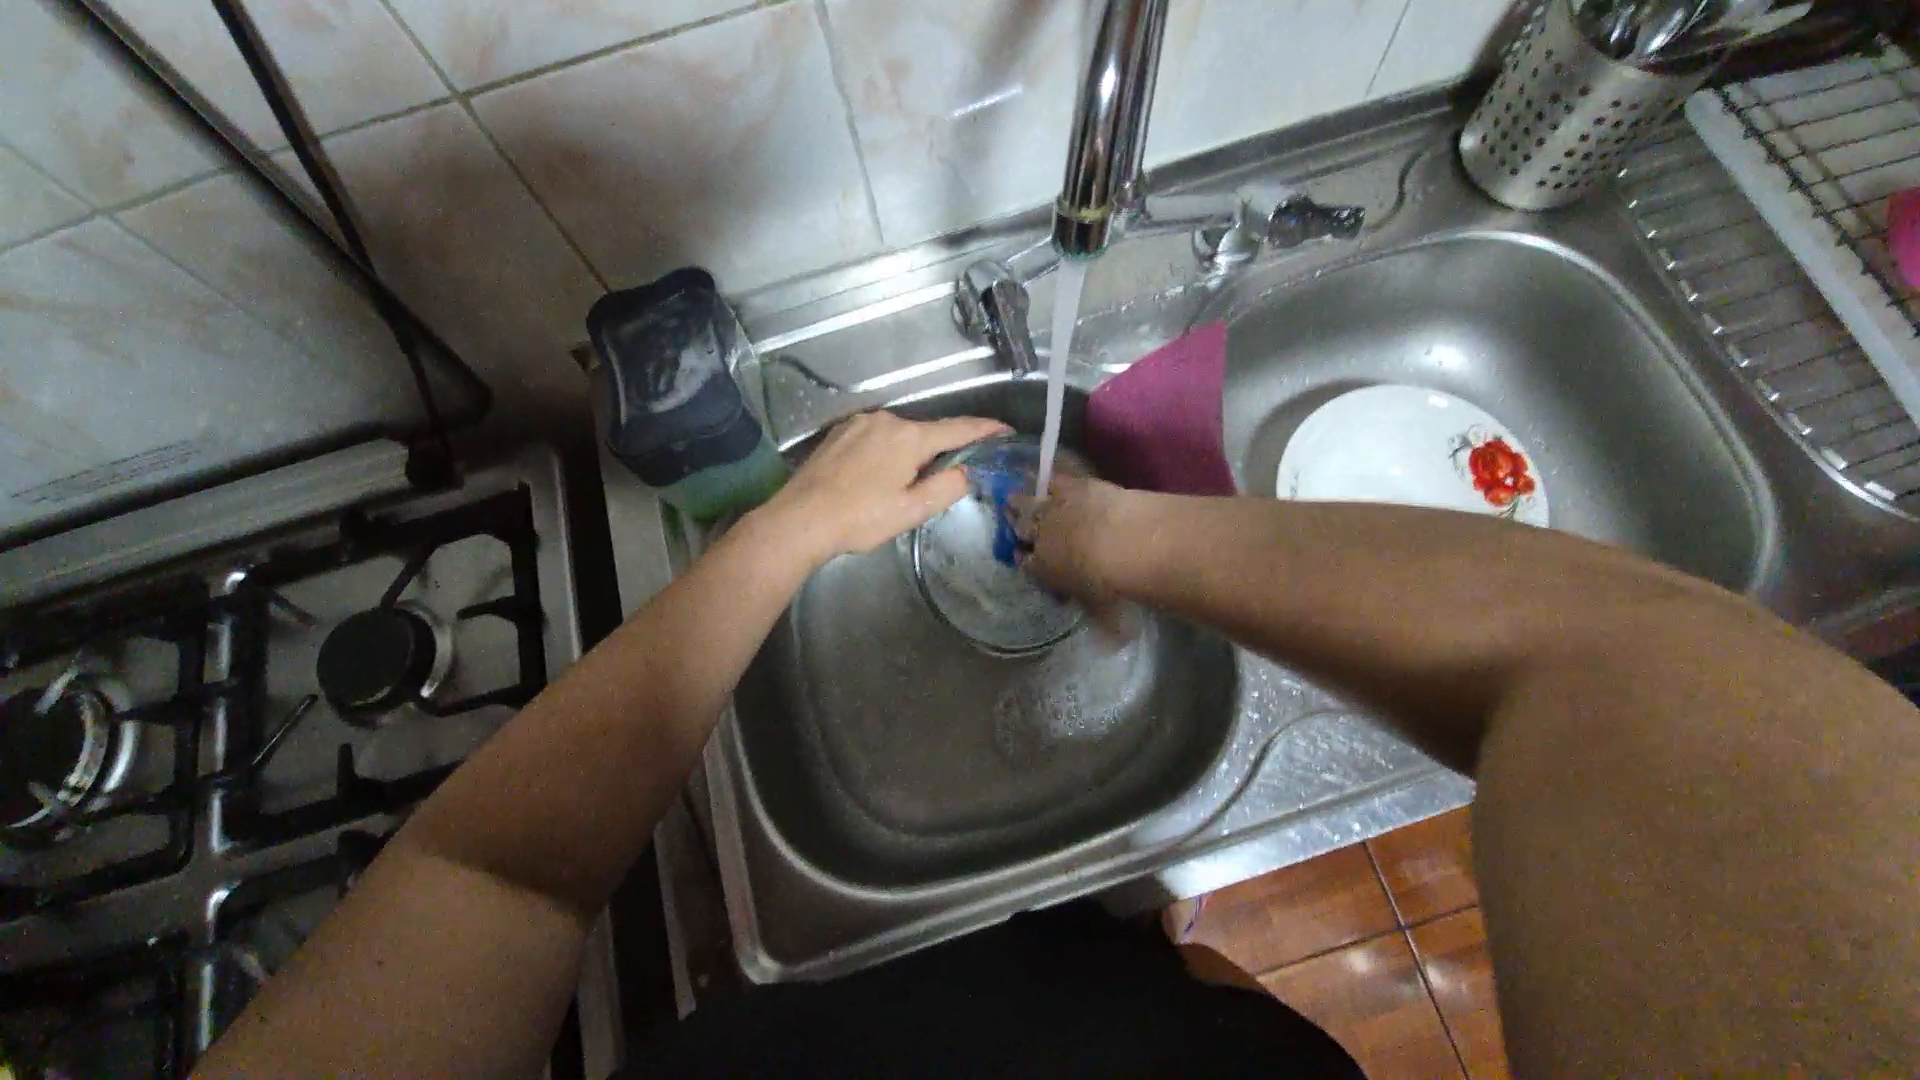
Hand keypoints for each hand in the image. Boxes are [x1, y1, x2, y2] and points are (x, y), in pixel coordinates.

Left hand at [754, 411, 1008, 565]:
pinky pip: (874, 439)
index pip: (958, 429)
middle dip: (939, 452)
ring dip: (908, 455)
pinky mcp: (838, 434)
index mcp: (909, 437)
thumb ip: (947, 488)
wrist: (800, 519)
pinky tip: (874, 478)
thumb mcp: (912, 510)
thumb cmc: (860, 518)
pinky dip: (884, 454)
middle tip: (942, 482)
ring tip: (901, 487)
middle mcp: (886, 421)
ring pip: (898, 436)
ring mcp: (858, 424)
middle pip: (926, 433)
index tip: (1005, 429)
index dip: (984, 430)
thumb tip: (966, 472)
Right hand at [1012, 471, 1132, 617]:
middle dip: (1018, 528)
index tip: (1027, 559)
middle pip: (1021, 530)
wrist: (1120, 542)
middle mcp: (1040, 538)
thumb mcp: (1105, 609)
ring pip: (1026, 503)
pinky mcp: (1070, 485)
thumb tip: (1116, 642)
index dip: (1026, 561)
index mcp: (1042, 569)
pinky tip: (1042, 471)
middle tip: (1019, 524)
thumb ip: (1105, 623)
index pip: (1027, 565)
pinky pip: (1051, 477)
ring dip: (1021, 501)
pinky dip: (1046, 475)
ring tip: (1015, 497)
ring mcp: (1052, 509)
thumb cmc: (1109, 584)